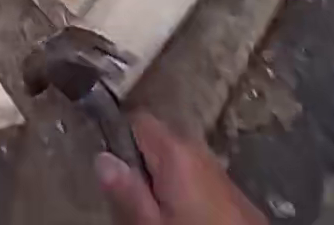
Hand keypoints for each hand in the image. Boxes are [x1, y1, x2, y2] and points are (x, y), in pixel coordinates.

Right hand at [96, 112, 264, 224]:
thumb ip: (128, 192)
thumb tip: (101, 157)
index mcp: (175, 150)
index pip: (137, 119)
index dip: (120, 137)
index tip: (113, 167)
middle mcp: (198, 147)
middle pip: (158, 138)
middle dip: (142, 161)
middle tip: (134, 199)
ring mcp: (218, 167)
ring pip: (178, 159)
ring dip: (164, 177)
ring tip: (159, 211)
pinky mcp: (232, 190)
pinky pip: (198, 175)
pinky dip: (186, 189)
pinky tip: (186, 216)